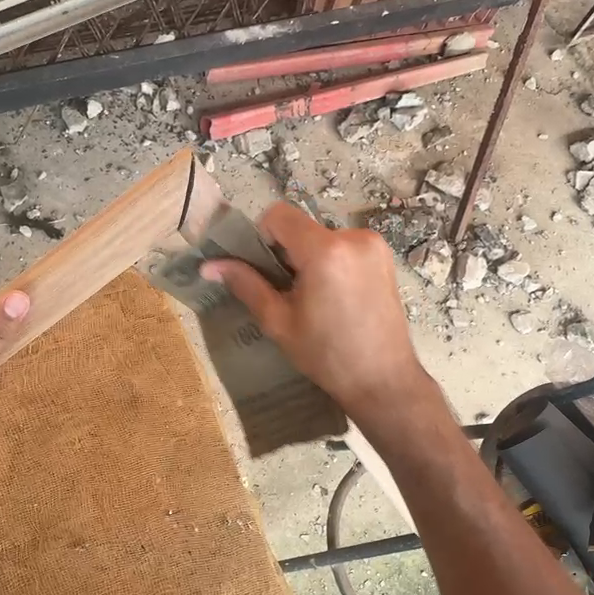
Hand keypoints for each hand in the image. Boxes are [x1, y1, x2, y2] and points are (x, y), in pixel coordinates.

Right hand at [200, 202, 430, 418]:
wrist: (382, 379)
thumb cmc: (326, 355)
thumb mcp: (278, 321)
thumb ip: (245, 284)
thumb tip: (209, 266)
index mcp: (325, 251)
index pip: (279, 215)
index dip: (262, 237)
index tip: (265, 270)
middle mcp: (353, 238)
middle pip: (302, 228)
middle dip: (288, 254)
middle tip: (288, 293)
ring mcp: (374, 245)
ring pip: (323, 238)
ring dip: (310, 259)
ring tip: (315, 299)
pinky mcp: (384, 257)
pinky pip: (344, 247)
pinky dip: (331, 263)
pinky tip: (335, 298)